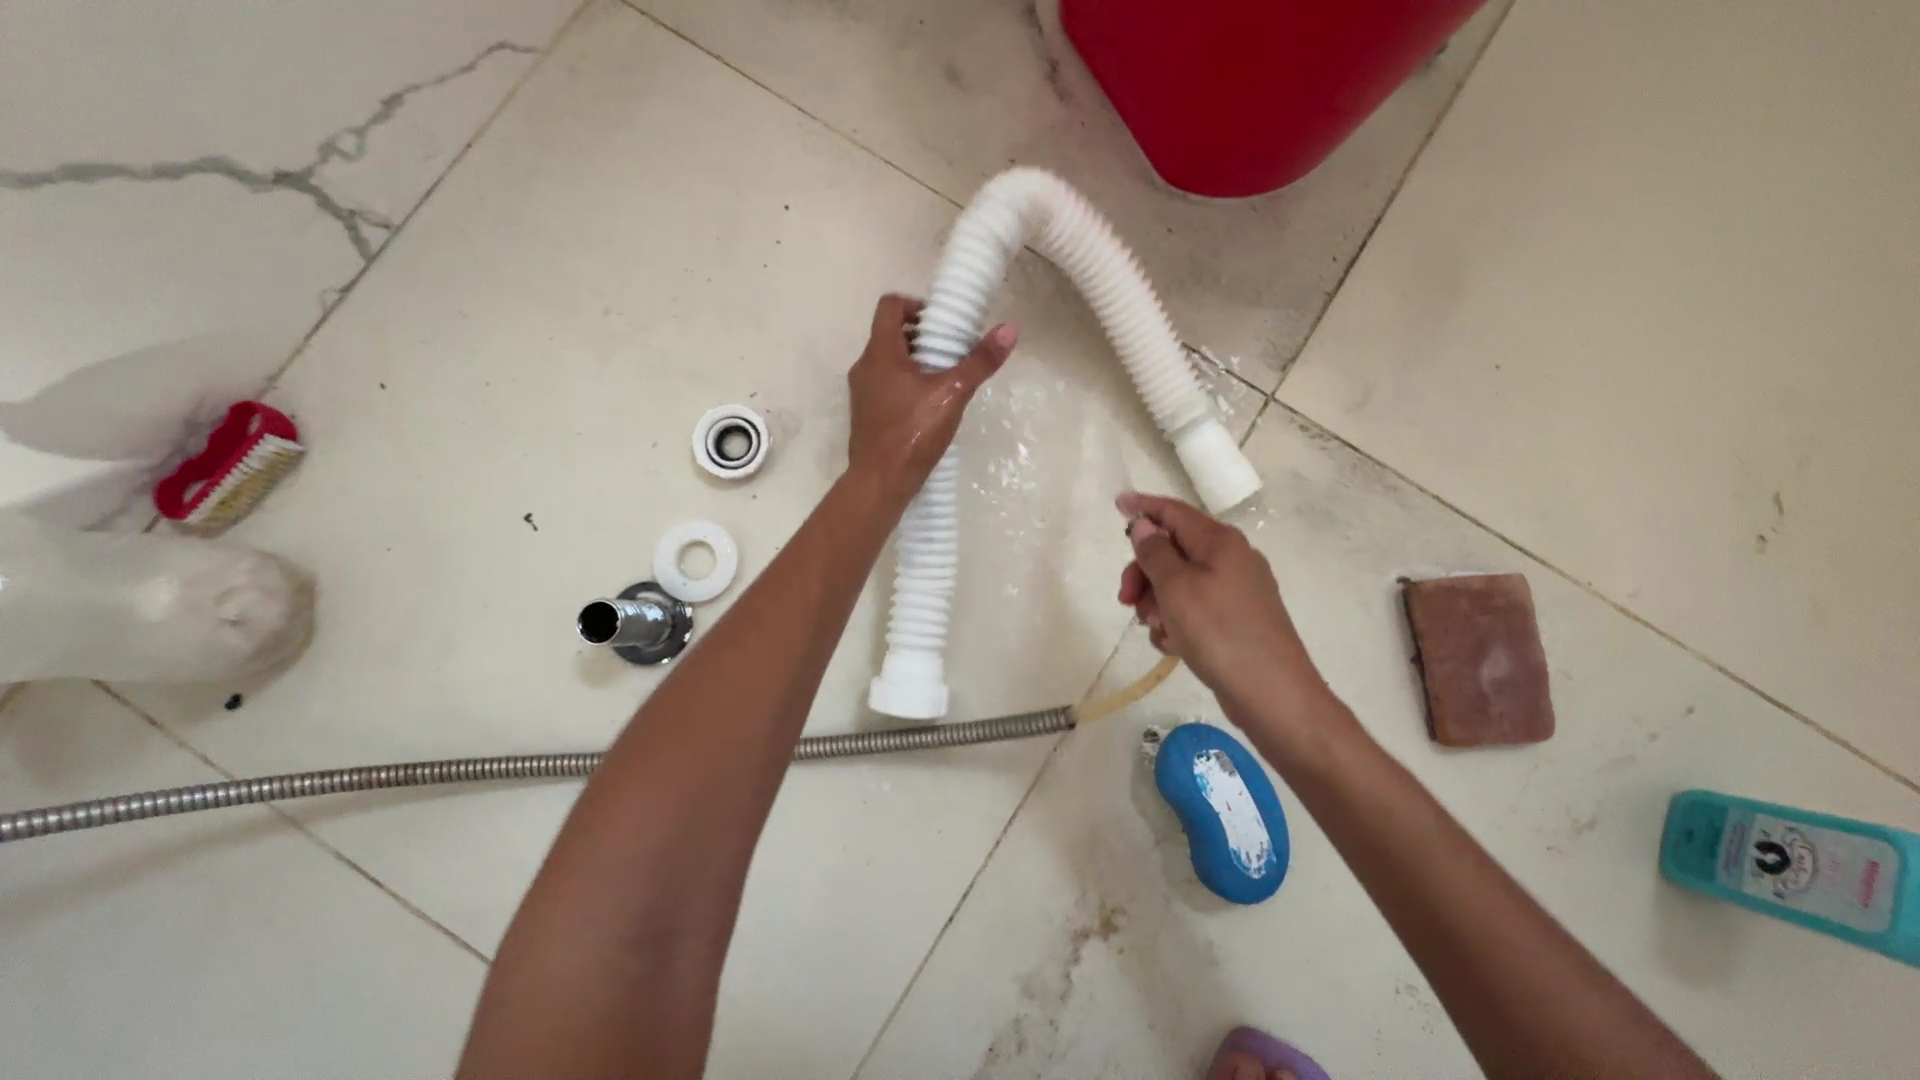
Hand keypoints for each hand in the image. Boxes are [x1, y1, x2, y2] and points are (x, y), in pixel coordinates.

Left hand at [846, 294, 1016, 502]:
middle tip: (950, 350)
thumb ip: (980, 361)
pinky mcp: (866, 413)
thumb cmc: (913, 433)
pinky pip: (885, 384)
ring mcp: (862, 391)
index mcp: (880, 353)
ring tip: (945, 378)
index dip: (915, 305)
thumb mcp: (953, 394)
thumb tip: (1009, 330)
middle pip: (890, 333)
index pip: (890, 306)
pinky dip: (906, 383)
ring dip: (915, 361)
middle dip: (921, 336)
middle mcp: (865, 366)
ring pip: (888, 361)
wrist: (880, 481)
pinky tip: (929, 405)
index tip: (941, 322)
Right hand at [1116, 491, 1327, 717]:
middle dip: (1144, 572)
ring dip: (1158, 602)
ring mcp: (1236, 591)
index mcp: (1219, 541)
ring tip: (1157, 629)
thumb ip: (1155, 552)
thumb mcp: (1176, 587)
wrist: (1271, 691)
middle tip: (1126, 600)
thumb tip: (1145, 525)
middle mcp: (1231, 559)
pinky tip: (1173, 645)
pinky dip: (1178, 622)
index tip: (1117, 504)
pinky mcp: (1236, 620)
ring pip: (1180, 584)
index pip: (1174, 512)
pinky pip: (1195, 609)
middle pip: (1173, 551)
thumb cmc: (1219, 632)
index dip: (1143, 507)